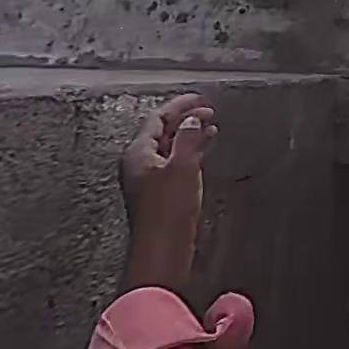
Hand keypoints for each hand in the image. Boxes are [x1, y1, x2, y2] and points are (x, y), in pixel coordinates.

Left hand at [119, 94, 217, 292]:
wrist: (163, 250)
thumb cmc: (169, 209)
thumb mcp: (182, 166)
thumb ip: (188, 137)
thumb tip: (192, 119)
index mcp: (138, 153)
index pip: (158, 118)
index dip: (180, 105)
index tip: (201, 98)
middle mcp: (139, 163)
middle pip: (162, 130)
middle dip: (186, 117)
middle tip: (209, 109)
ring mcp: (149, 177)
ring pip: (170, 145)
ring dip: (190, 132)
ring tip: (211, 124)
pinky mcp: (160, 191)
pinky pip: (175, 159)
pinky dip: (190, 149)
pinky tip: (204, 148)